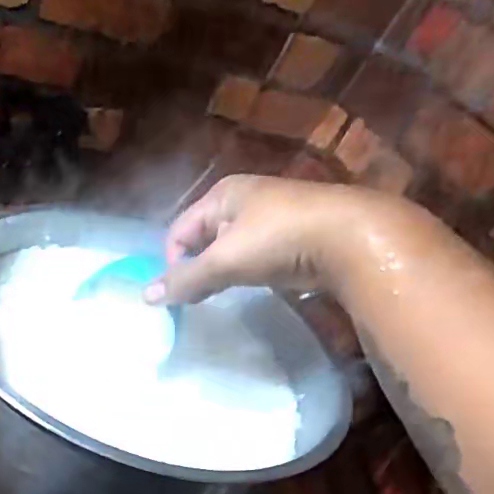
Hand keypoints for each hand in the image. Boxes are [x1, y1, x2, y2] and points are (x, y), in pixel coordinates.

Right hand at [148, 175, 394, 304]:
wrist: (348, 238)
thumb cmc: (278, 239)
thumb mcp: (224, 260)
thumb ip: (184, 280)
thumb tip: (145, 297)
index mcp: (221, 194)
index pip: (178, 232)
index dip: (174, 263)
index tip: (183, 294)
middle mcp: (240, 201)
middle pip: (200, 241)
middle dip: (196, 270)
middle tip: (201, 299)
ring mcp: (266, 219)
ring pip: (226, 252)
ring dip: (220, 275)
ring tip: (225, 295)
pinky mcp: (287, 239)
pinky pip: (250, 259)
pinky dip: (244, 274)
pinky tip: (253, 287)